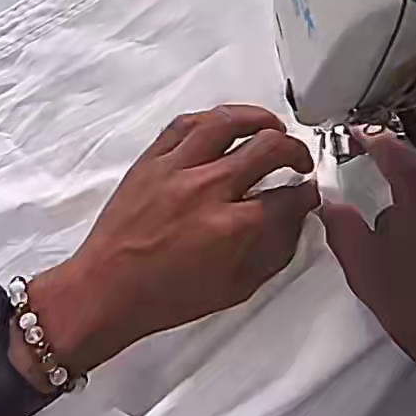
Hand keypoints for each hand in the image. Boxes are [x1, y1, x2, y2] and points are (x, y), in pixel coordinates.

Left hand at [27, 104, 318, 372]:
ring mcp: (175, 170)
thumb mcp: (234, 288)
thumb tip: (294, 221)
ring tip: (271, 127)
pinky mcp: (150, 161)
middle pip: (268, 148)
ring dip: (260, 119)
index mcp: (230, 228)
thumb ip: (273, 253)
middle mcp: (206, 190)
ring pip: (228, 122)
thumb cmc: (163, 297)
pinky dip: (212, 119)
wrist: (107, 290)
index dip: (307, 195)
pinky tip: (225, 125)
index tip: (308, 194)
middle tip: (298, 161)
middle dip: (296, 151)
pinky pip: (185, 124)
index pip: (287, 198)